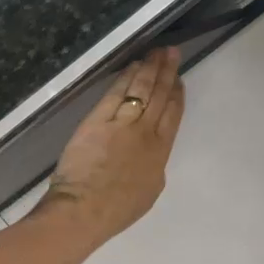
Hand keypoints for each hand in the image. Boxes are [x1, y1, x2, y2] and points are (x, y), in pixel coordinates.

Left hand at [42, 47, 185, 243]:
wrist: (84, 210)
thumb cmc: (117, 209)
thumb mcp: (150, 190)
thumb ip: (154, 165)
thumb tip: (151, 151)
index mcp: (160, 151)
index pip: (173, 115)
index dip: (177, 94)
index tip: (179, 79)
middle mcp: (145, 132)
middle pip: (159, 96)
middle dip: (167, 72)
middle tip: (172, 52)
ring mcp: (122, 124)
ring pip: (140, 90)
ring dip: (150, 69)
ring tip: (156, 53)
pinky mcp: (98, 120)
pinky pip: (116, 94)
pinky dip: (126, 78)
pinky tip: (132, 67)